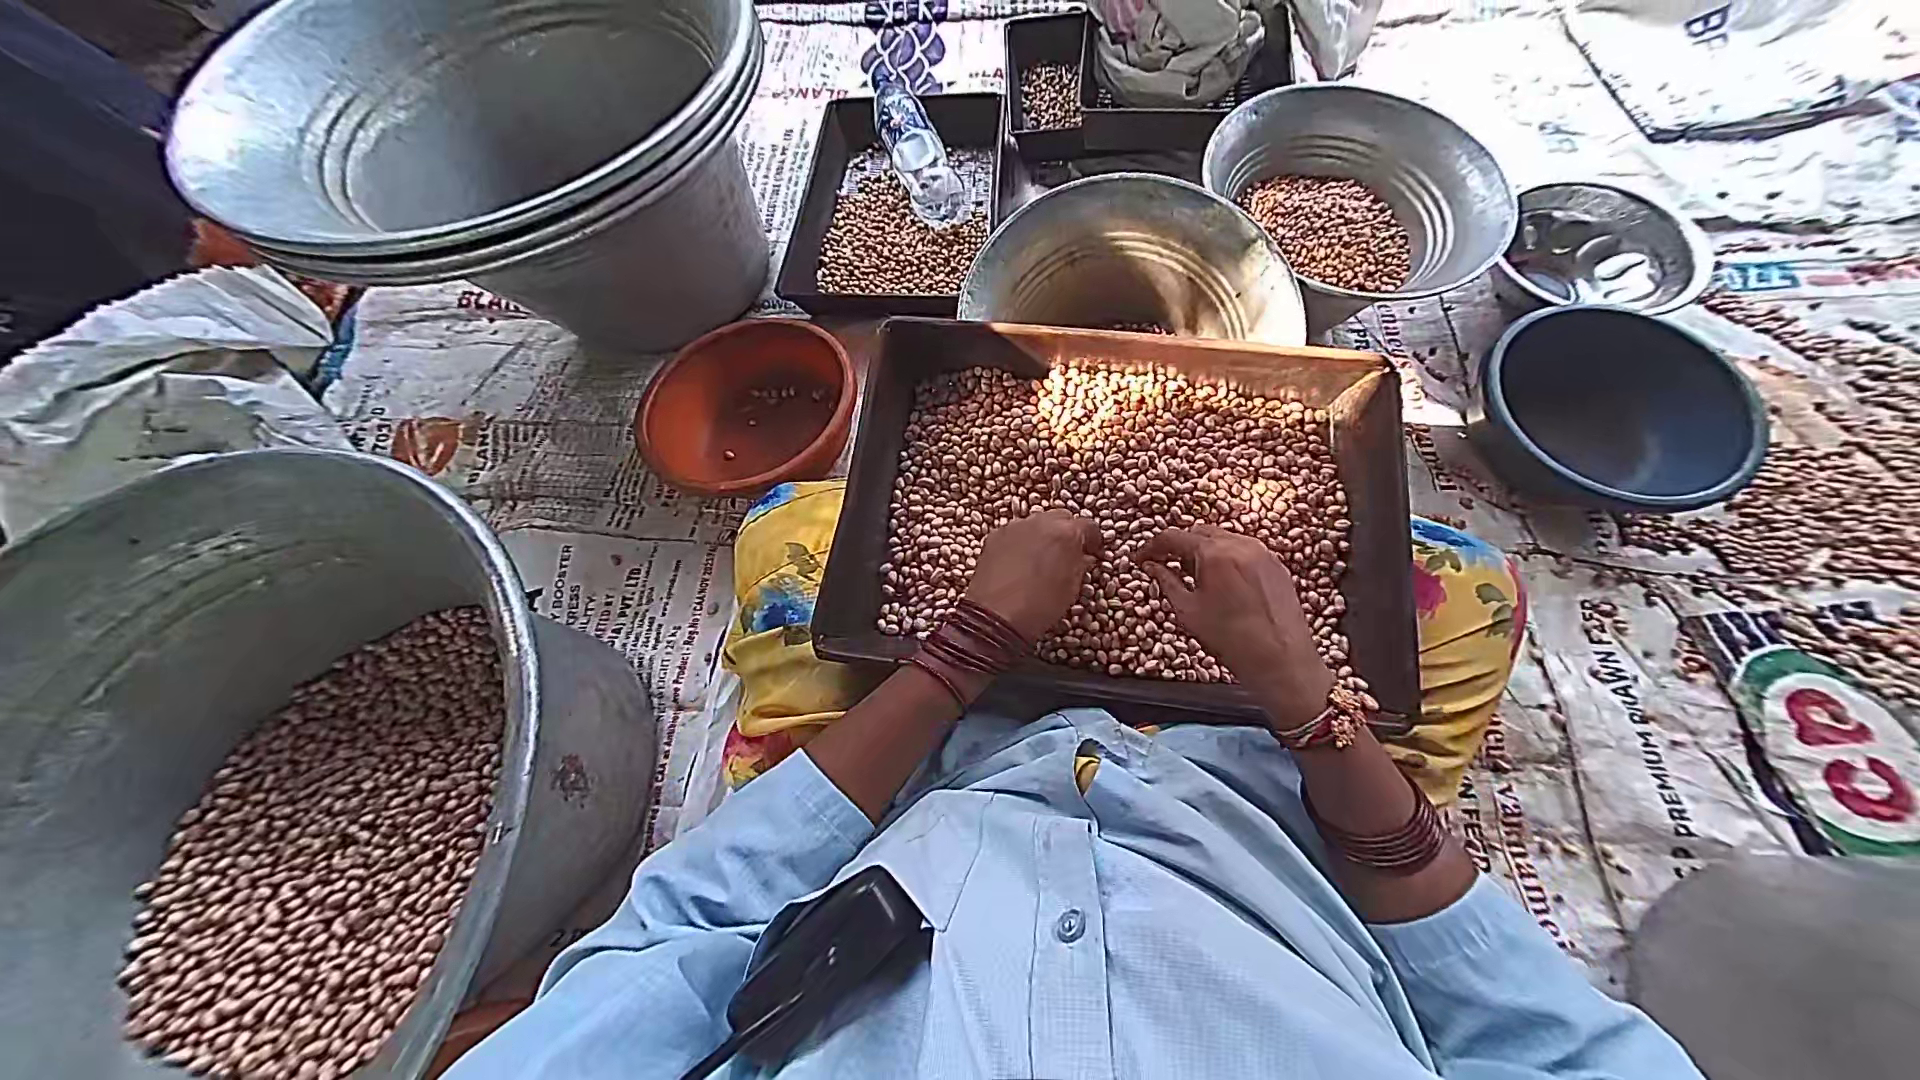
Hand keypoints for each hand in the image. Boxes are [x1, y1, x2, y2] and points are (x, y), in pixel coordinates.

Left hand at [965, 510, 1102, 640]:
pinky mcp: (995, 536)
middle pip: (1061, 518)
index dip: (1093, 540)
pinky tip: (1020, 561)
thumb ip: (1080, 565)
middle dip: (1067, 533)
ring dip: (1043, 535)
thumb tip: (1083, 557)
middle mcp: (1040, 522)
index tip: (1093, 551)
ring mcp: (1015, 527)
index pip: (1088, 527)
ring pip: (1036, 523)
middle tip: (1067, 553)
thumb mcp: (1071, 588)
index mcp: (1066, 533)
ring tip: (1041, 558)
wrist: (996, 616)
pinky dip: (1021, 542)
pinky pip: (1015, 533)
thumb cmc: (1039, 606)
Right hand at [1138, 525, 1335, 727]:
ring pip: (1222, 539)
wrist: (1281, 660)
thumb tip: (1152, 567)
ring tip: (1191, 574)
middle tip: (1163, 564)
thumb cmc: (1232, 639)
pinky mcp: (1276, 565)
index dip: (1152, 546)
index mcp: (1215, 553)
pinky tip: (1218, 581)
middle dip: (1178, 545)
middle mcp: (1241, 545)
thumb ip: (1166, 581)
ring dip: (1202, 550)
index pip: (1173, 537)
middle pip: (1199, 532)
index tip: (1141, 558)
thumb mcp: (1187, 610)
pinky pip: (1243, 550)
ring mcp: (1262, 553)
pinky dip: (1225, 557)